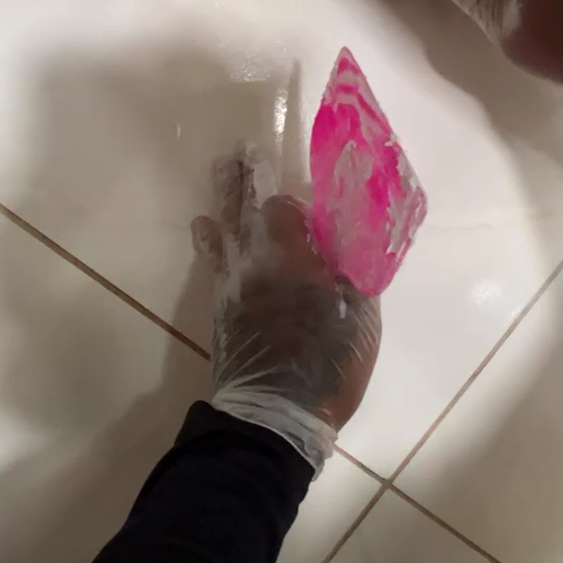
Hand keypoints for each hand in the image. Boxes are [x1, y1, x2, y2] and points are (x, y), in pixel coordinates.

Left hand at [191, 146, 380, 469]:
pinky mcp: (219, 304)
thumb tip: (338, 242)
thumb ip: (350, 268)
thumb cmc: (326, 364)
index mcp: (290, 256)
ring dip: (224, 194)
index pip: (280, 206)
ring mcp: (231, 282)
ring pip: (224, 225)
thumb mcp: (358, 315)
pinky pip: (210, 259)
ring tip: (222, 168)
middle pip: (246, 206)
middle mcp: (254, 259)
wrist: (273, 414)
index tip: (296, 191)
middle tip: (241, 149)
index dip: (287, 195)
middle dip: (245, 176)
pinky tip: (203, 223)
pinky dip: (208, 237)